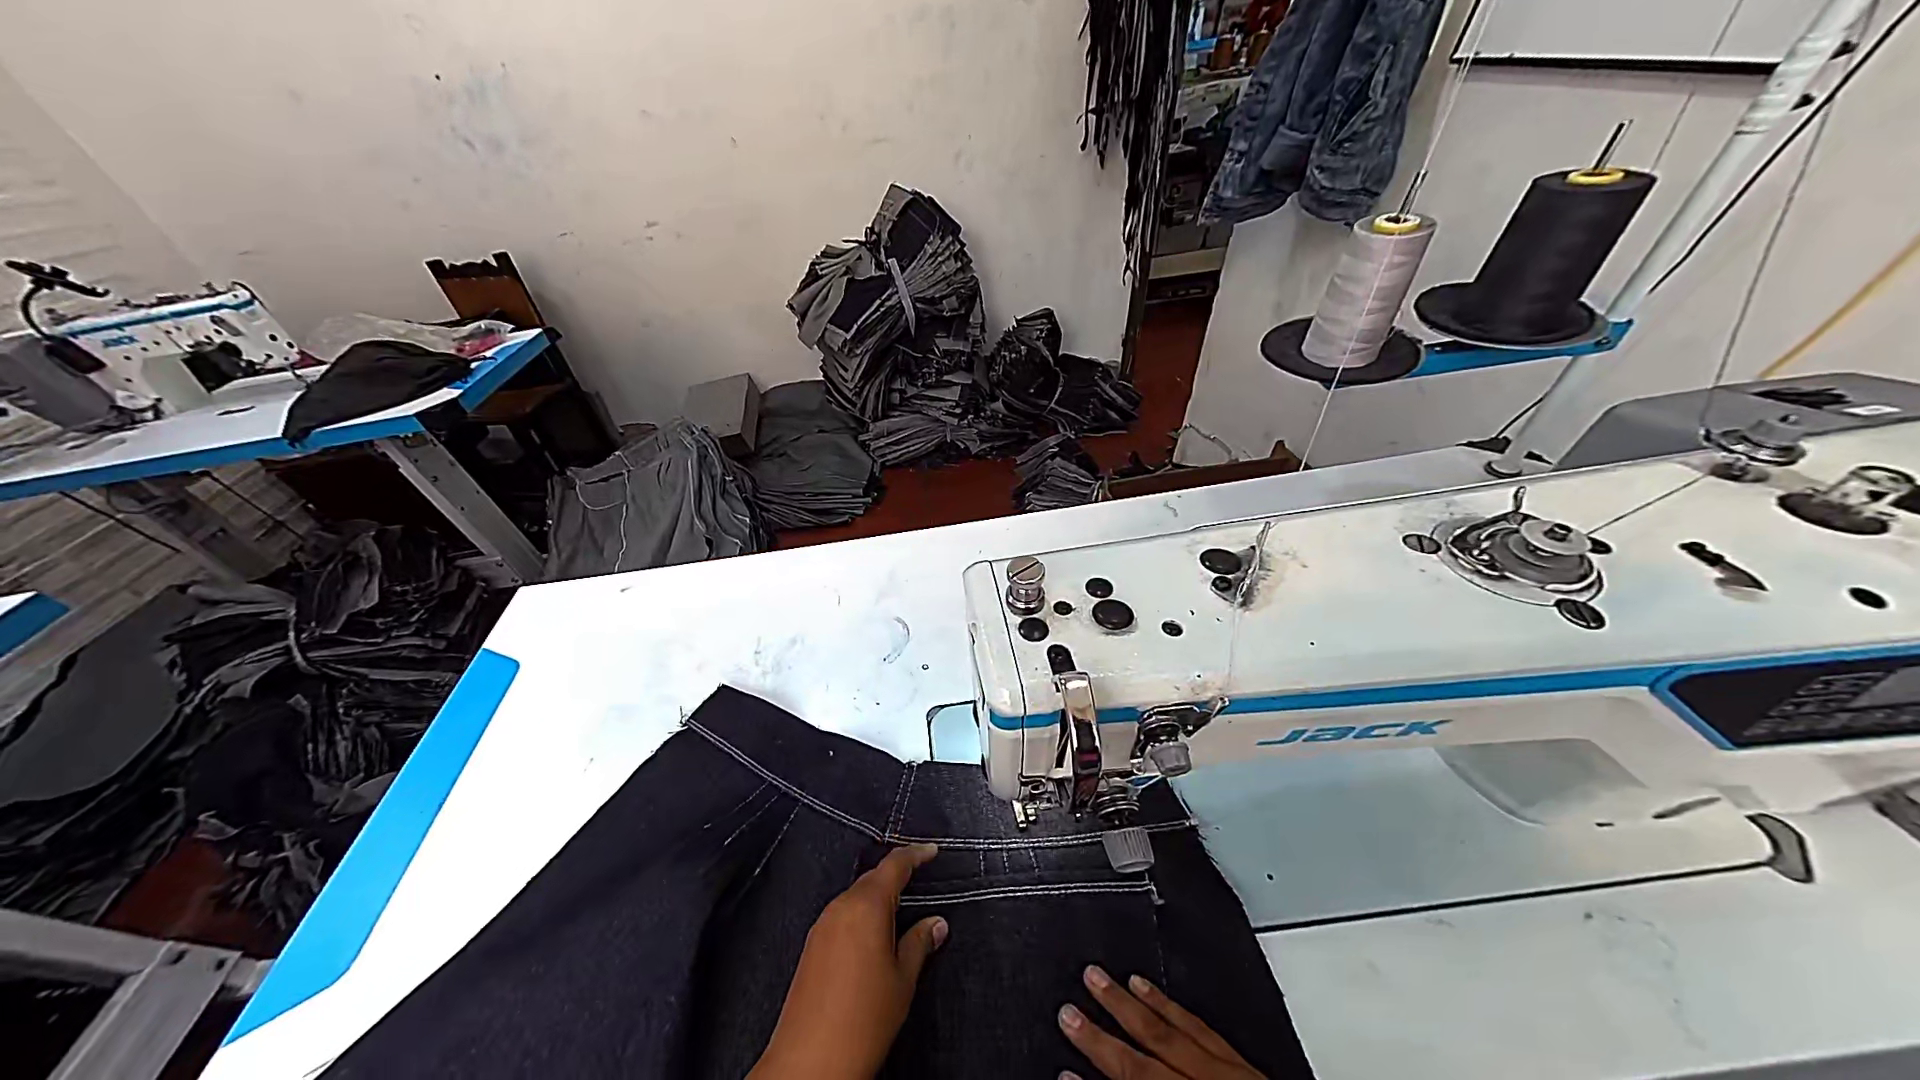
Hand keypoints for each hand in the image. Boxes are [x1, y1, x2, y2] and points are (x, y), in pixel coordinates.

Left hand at [748, 843, 947, 1079]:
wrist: (808, 1064)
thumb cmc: (863, 1020)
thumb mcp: (902, 980)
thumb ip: (919, 944)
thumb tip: (936, 923)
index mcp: (866, 906)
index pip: (894, 865)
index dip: (915, 854)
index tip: (931, 850)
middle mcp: (840, 907)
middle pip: (873, 878)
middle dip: (897, 875)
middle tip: (921, 878)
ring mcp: (822, 926)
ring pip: (856, 897)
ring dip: (878, 896)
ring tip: (902, 909)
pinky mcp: (812, 946)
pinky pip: (842, 915)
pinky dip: (862, 914)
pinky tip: (874, 935)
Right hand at [1058, 965, 1263, 1078]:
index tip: (1063, 1072)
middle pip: (1144, 1060)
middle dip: (1102, 1036)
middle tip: (1069, 1011)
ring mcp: (1228, 1077)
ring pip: (1169, 1032)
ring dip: (1130, 1004)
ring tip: (1102, 979)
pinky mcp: (1245, 1067)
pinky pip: (1200, 1028)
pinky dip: (1171, 1007)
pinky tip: (1150, 990)